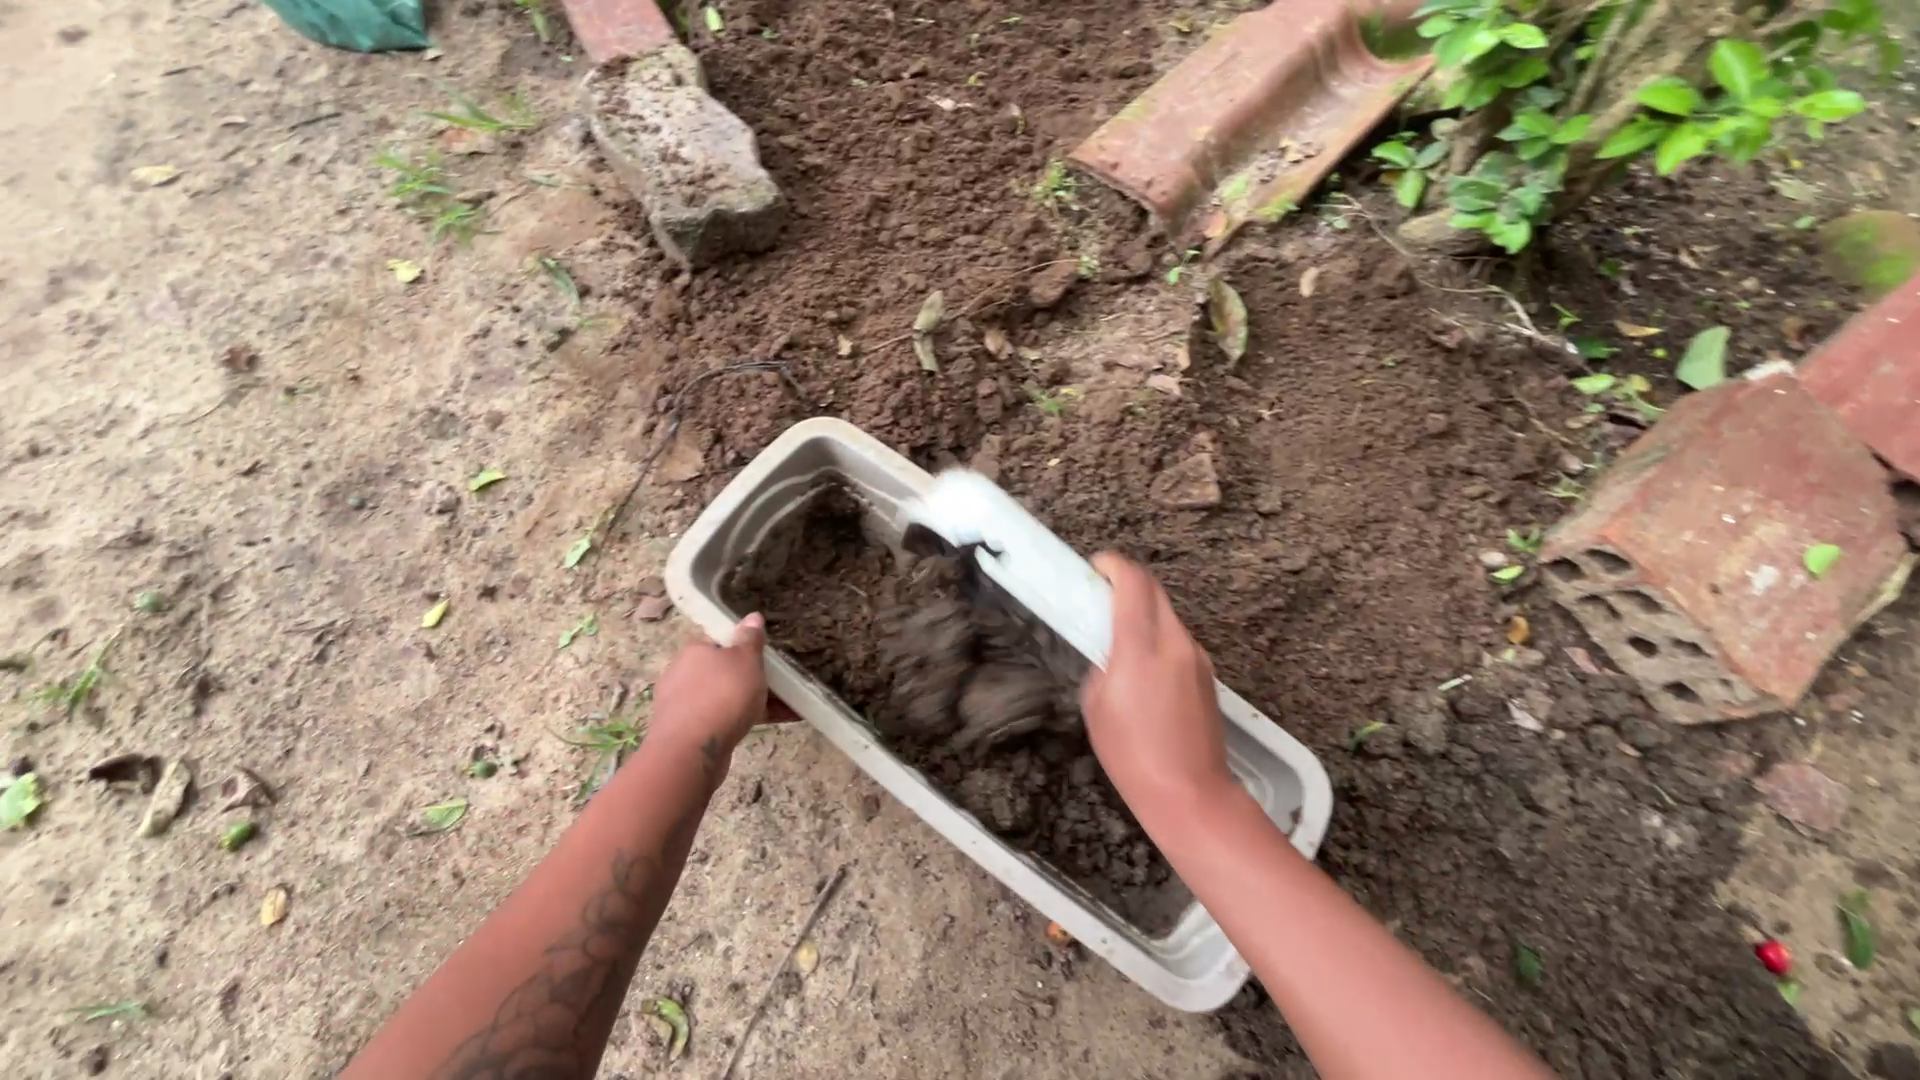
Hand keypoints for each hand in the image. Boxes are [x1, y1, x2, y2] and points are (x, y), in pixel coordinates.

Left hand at [649, 613, 772, 786]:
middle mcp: (683, 674)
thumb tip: (752, 616)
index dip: (744, 648)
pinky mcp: (688, 732)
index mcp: (694, 651)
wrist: (690, 751)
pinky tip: (774, 724)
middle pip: (723, 671)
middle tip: (780, 685)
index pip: (720, 642)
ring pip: (725, 697)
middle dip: (751, 678)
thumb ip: (750, 639)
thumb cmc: (722, 695)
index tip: (765, 659)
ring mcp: (683, 705)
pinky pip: (723, 719)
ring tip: (787, 708)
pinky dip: (746, 720)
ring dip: (753, 701)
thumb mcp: (746, 659)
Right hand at [1082, 554, 1231, 813]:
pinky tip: (1142, 667)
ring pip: (1167, 614)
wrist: (1190, 793)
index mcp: (1141, 648)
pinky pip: (1178, 639)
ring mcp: (1196, 657)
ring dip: (1143, 611)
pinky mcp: (1206, 674)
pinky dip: (1157, 636)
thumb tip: (1107, 650)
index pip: (1133, 583)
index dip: (1112, 565)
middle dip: (1127, 582)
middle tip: (1100, 595)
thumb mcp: (1096, 706)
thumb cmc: (1132, 755)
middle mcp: (1175, 643)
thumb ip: (1101, 663)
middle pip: (1154, 590)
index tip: (1095, 567)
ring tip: (1117, 636)